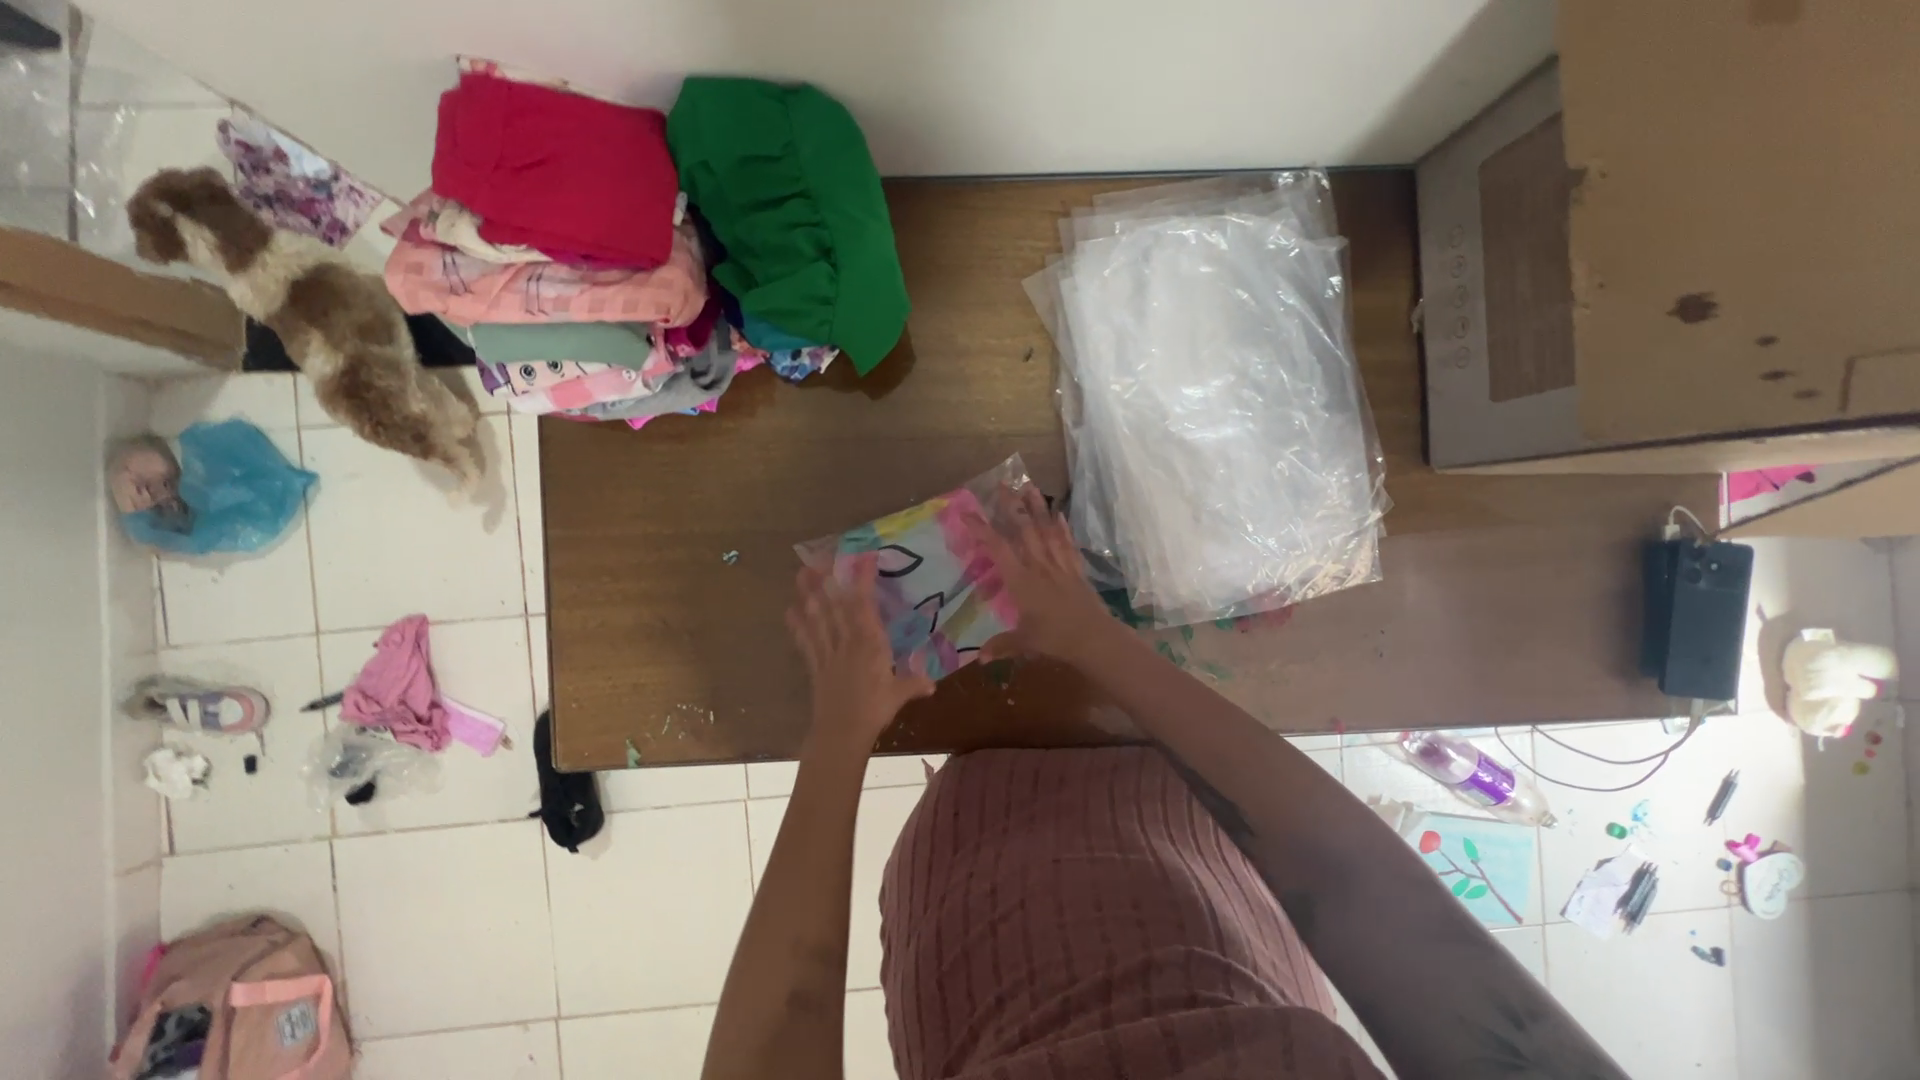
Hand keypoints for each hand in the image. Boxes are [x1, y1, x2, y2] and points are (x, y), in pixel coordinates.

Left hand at [786, 554, 934, 750]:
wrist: (842, 732)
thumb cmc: (874, 710)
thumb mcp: (899, 695)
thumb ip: (914, 684)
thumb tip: (932, 683)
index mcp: (871, 644)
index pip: (866, 606)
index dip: (863, 581)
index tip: (863, 558)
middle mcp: (848, 642)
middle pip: (836, 606)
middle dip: (827, 582)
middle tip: (817, 558)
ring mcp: (829, 653)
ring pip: (818, 619)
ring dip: (809, 596)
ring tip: (800, 575)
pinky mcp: (816, 667)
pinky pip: (806, 642)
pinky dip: (798, 626)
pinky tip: (790, 612)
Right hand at [966, 485, 1121, 666]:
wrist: (1095, 638)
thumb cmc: (1055, 639)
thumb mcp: (1024, 643)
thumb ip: (1001, 646)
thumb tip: (979, 658)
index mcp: (1021, 581)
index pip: (998, 549)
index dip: (982, 530)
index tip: (967, 511)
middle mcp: (1039, 566)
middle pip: (1024, 530)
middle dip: (1012, 506)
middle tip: (1003, 484)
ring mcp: (1060, 566)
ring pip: (1047, 531)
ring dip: (1038, 508)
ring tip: (1031, 486)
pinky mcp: (1076, 571)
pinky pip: (1067, 544)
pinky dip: (1062, 528)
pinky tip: (1059, 514)